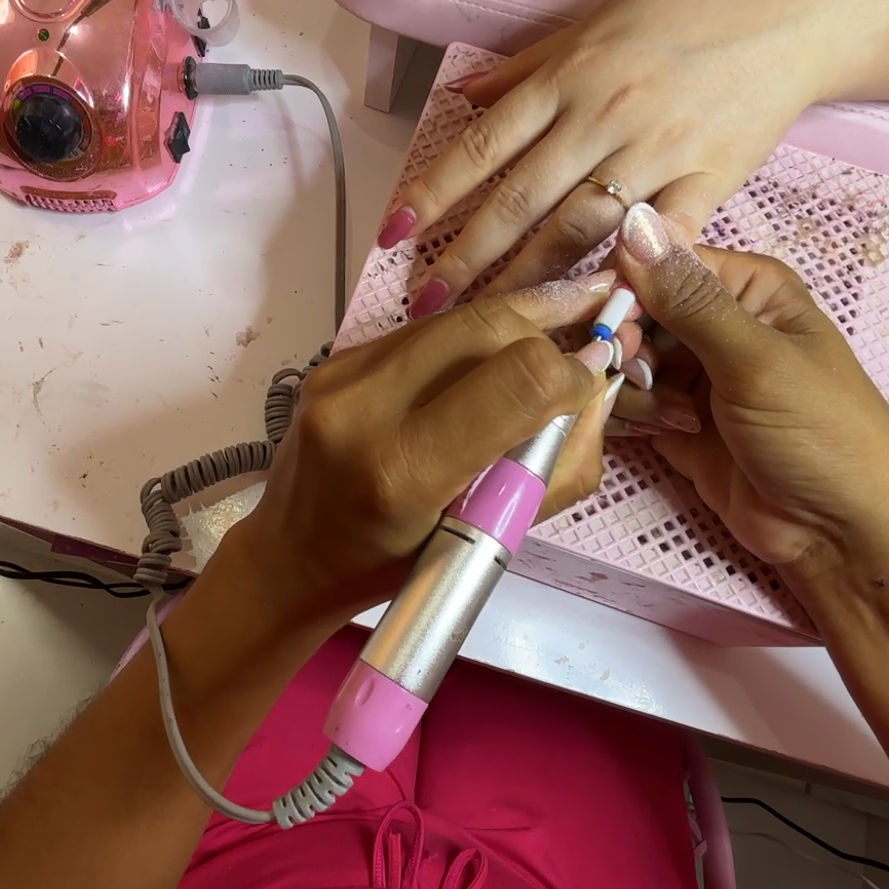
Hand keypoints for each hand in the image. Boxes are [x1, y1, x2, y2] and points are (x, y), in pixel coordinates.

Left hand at [225, 274, 642, 626]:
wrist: (292, 555)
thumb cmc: (391, 570)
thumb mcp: (484, 539)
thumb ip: (554, 468)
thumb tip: (596, 391)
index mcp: (402, 470)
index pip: (515, 379)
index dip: (569, 373)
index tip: (587, 386)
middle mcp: (362, 407)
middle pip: (486, 325)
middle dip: (549, 323)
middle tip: (588, 326)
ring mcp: (339, 375)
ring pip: (453, 318)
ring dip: (511, 323)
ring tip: (552, 328)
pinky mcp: (333, 360)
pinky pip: (422, 331)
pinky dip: (466, 339)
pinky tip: (487, 355)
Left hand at [381, 0, 844, 315]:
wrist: (799, 0)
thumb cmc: (687, 8)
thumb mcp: (593, 25)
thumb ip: (524, 69)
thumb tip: (461, 99)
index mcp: (569, 76)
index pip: (482, 146)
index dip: (432, 194)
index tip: (393, 237)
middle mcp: (603, 116)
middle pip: (518, 200)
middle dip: (467, 257)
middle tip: (427, 302)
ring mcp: (657, 151)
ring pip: (577, 228)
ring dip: (526, 279)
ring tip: (487, 319)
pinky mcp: (709, 181)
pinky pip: (660, 242)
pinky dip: (626, 278)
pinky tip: (588, 316)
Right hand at [609, 203, 888, 569]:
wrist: (836, 532)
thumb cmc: (816, 432)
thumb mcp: (755, 359)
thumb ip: (688, 298)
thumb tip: (634, 221)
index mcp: (744, 289)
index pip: (659, 265)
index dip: (626, 288)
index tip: (609, 323)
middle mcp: (712, 325)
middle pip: (634, 314)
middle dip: (627, 345)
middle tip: (641, 376)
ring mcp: (690, 375)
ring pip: (624, 361)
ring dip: (634, 388)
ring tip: (676, 416)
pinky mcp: (671, 419)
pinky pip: (627, 403)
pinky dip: (634, 416)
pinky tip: (671, 433)